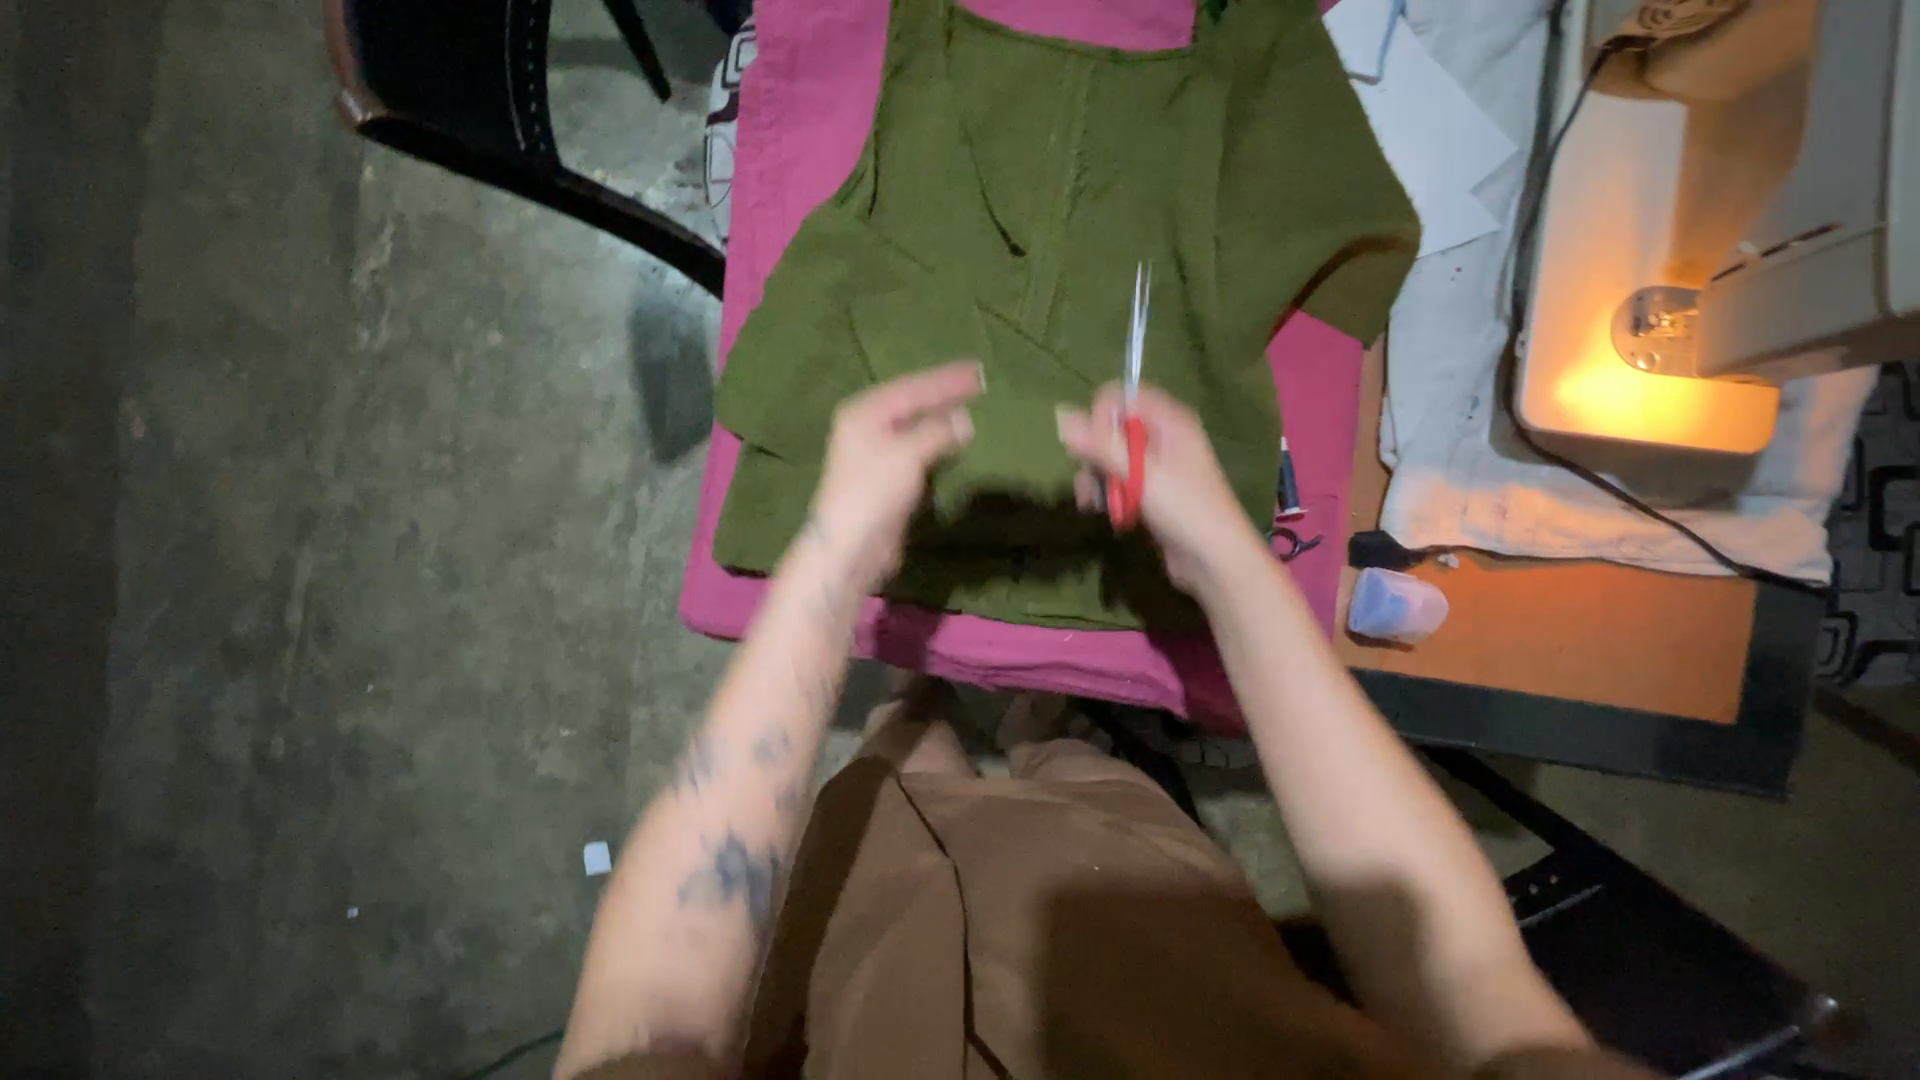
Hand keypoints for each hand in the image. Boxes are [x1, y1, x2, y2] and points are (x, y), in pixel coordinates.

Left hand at [801, 360, 983, 591]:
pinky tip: (955, 442)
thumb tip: (964, 418)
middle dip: (944, 395)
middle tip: (977, 382)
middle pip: (912, 403)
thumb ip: (937, 431)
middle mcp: (867, 426)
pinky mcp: (887, 478)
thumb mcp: (907, 454)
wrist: (851, 546)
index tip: (978, 371)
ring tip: (970, 406)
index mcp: (865, 412)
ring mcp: (876, 453)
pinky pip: (918, 450)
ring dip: (941, 418)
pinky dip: (937, 443)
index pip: (913, 388)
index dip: (946, 380)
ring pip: (915, 427)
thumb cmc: (873, 491)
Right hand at [1056, 381, 1265, 594]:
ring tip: (1092, 503)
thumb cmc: (1185, 510)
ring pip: (1110, 458)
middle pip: (1112, 429)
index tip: (1089, 445)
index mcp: (1170, 422)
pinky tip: (1101, 511)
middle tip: (1091, 481)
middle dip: (1094, 454)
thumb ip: (1100, 445)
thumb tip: (1061, 414)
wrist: (1214, 561)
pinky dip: (1106, 493)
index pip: (1123, 398)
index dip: (1101, 417)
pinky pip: (1117, 481)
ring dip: (1095, 478)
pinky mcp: (1149, 492)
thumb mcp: (1141, 475)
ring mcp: (1156, 467)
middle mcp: (1163, 438)